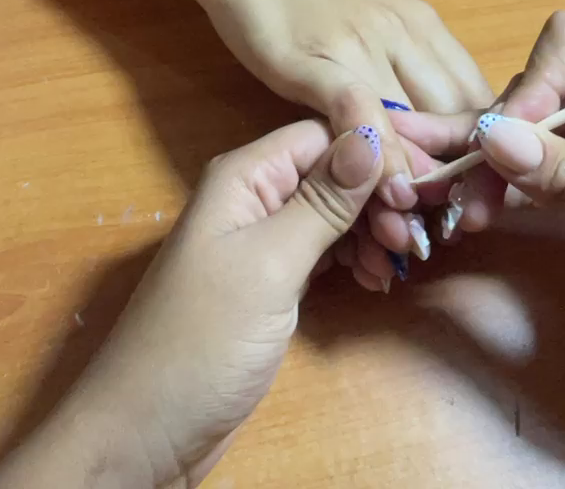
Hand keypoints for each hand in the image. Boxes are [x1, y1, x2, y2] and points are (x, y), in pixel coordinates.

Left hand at [0, 114, 386, 486]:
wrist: (148, 430)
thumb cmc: (202, 339)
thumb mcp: (270, 265)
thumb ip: (322, 201)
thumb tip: (368, 135)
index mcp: (245, 175)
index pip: (322, 134)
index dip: (372, 152)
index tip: (416, 188)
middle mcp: (254, 195)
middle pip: (331, 171)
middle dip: (375, 196)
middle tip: (409, 236)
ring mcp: (262, 238)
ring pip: (332, 211)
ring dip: (369, 229)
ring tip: (394, 262)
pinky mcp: (272, 278)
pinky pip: (323, 248)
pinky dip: (353, 257)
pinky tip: (374, 279)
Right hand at [182, 0, 493, 290]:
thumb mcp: (369, 24)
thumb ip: (401, 67)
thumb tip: (428, 123)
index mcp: (423, 25)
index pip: (478, 94)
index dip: (485, 149)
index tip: (480, 192)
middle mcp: (405, 33)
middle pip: (459, 112)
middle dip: (465, 172)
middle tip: (459, 222)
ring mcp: (363, 45)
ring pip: (418, 120)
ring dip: (427, 177)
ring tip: (428, 226)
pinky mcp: (317, 60)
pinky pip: (362, 112)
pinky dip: (381, 155)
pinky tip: (385, 190)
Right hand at [390, 12, 564, 381]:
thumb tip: (490, 134)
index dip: (531, 82)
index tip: (503, 138)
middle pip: (536, 93)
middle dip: (491, 132)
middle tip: (445, 179)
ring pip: (524, 138)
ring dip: (484, 166)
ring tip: (445, 202)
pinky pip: (532, 180)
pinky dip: (499, 193)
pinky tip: (472, 215)